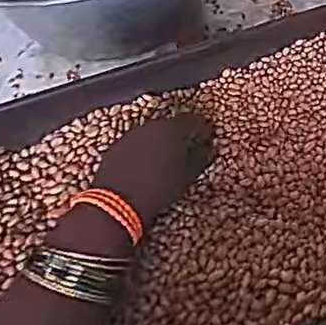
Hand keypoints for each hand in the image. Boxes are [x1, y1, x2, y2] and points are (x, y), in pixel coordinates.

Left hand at [88, 112, 213, 227]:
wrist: (117, 203)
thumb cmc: (157, 191)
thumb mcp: (186, 177)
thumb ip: (200, 158)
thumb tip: (208, 149)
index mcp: (173, 130)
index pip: (194, 121)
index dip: (203, 130)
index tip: (207, 140)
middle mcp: (152, 126)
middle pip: (173, 125)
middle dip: (182, 136)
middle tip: (189, 151)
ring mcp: (132, 135)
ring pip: (153, 133)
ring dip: (162, 142)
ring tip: (167, 162)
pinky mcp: (117, 146)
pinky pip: (137, 143)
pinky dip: (145, 150)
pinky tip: (146, 167)